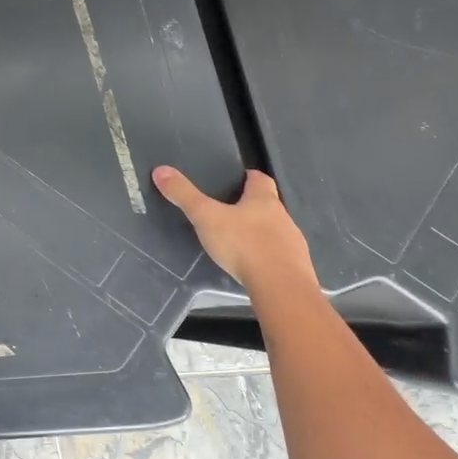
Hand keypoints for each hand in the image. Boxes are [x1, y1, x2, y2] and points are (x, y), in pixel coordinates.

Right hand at [152, 166, 316, 293]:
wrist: (281, 288)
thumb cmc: (243, 245)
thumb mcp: (206, 217)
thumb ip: (184, 195)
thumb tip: (161, 170)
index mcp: (264, 201)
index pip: (261, 179)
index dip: (248, 176)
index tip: (236, 178)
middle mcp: (283, 218)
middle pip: (267, 205)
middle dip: (249, 206)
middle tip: (226, 210)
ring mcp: (293, 243)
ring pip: (274, 230)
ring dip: (258, 231)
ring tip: (235, 238)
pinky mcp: (296, 266)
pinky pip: (279, 253)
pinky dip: (265, 253)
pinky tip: (250, 262)